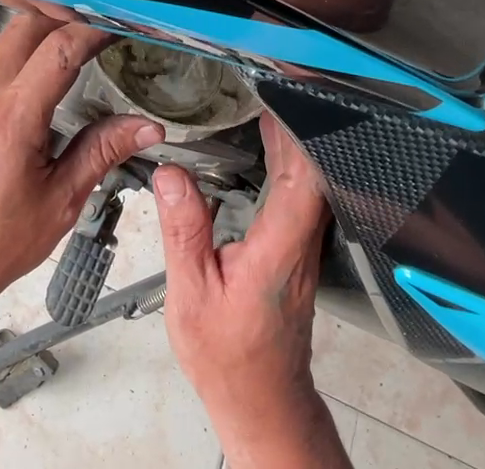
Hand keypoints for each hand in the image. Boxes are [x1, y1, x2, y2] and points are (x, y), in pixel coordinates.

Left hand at [0, 13, 165, 324]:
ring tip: (68, 60)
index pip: (58, 49)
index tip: (115, 25)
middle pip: (23, 28)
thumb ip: (102, 151)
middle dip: (62, 19)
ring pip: (0, 48)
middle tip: (94, 27)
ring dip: (34, 43)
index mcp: (10, 119)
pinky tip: (30, 96)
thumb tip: (145, 128)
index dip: (92, 30)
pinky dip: (11, 70)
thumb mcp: (60, 201)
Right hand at [155, 113, 347, 468]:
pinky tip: (268, 148)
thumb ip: (185, 230)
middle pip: (311, 171)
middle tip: (269, 83)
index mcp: (279, 249)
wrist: (261, 401)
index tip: (279, 95)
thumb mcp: (191, 293)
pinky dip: (287, 163)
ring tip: (267, 102)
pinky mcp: (297, 254)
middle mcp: (301, 244)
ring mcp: (304, 249)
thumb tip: (173, 174)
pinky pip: (300, 196)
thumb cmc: (228, 358)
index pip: (303, 178)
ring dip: (293, 140)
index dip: (297, 132)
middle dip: (295, 123)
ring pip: (310, 182)